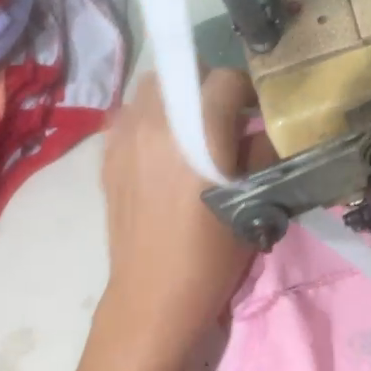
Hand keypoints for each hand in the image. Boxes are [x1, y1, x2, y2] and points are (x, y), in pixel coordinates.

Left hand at [99, 68, 261, 344]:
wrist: (154, 296)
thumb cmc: (212, 256)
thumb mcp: (252, 206)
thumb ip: (259, 157)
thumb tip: (263, 132)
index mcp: (195, 133)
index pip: (223, 80)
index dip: (246, 89)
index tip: (257, 109)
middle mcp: (153, 122)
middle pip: (180, 74)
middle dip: (206, 87)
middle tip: (225, 118)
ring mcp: (123, 137)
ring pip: (150, 90)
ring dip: (175, 100)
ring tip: (192, 133)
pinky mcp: (107, 156)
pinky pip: (129, 117)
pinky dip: (150, 121)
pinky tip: (164, 154)